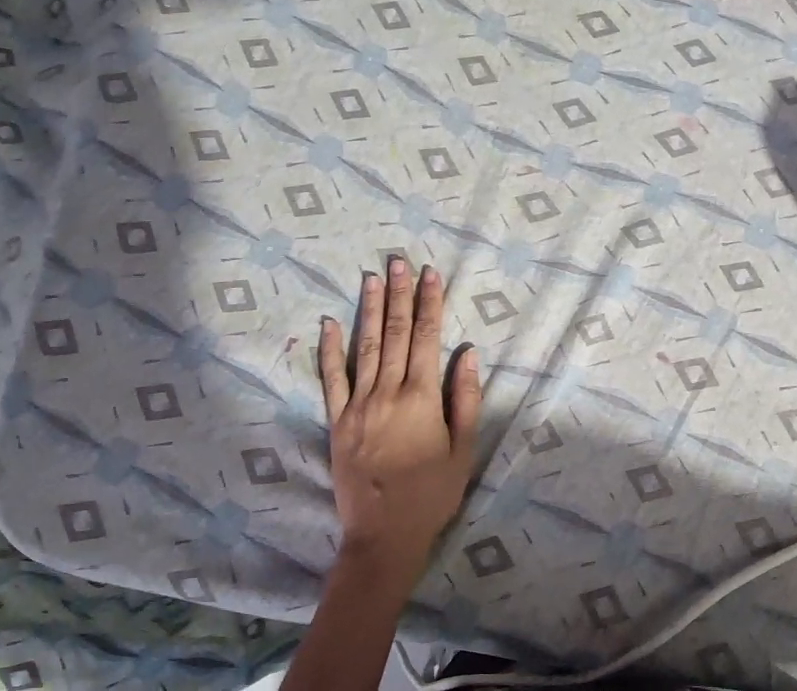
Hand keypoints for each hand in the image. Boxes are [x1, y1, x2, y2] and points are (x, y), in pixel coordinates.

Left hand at [318, 257, 481, 580]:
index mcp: (422, 397)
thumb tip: (468, 353)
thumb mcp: (463, 450)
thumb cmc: (432, 494)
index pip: (427, 337)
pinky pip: (331, 379)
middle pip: (394, 333)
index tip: (431, 273)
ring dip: (369, 310)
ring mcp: (359, 405)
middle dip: (399, 294)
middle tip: (399, 260)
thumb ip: (465, 399)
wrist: (383, 536)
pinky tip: (329, 323)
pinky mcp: (337, 421)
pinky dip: (330, 349)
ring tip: (372, 277)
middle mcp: (388, 392)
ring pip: (365, 347)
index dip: (430, 303)